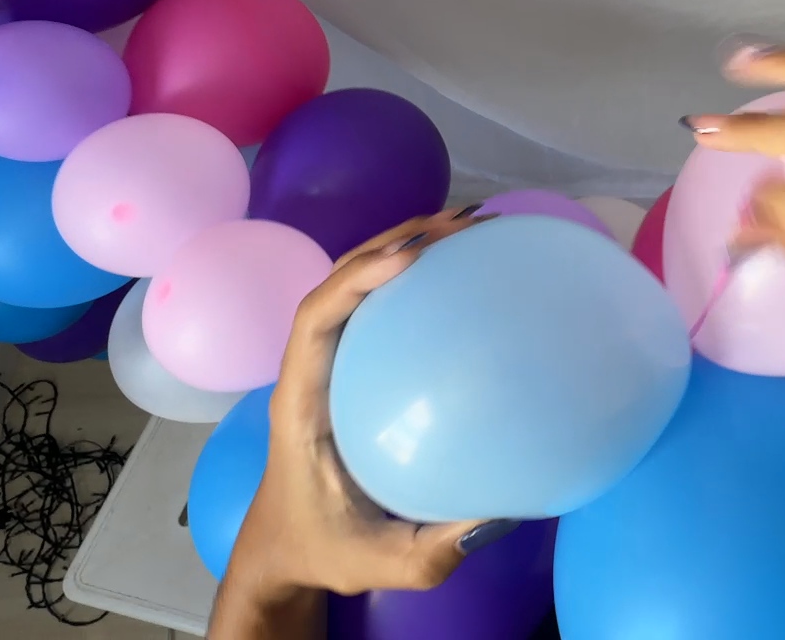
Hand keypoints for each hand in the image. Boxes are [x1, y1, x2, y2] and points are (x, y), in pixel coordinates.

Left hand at [221, 209, 518, 607]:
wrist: (285, 547)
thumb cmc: (322, 546)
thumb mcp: (377, 563)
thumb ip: (431, 550)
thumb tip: (500, 511)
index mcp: (303, 400)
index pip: (316, 318)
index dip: (357, 278)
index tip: (411, 255)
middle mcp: (312, 364)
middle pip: (339, 278)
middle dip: (395, 238)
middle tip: (462, 222)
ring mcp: (332, 357)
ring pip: (356, 278)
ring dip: (405, 241)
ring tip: (466, 225)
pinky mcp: (354, 358)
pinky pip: (379, 301)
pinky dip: (414, 270)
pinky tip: (459, 267)